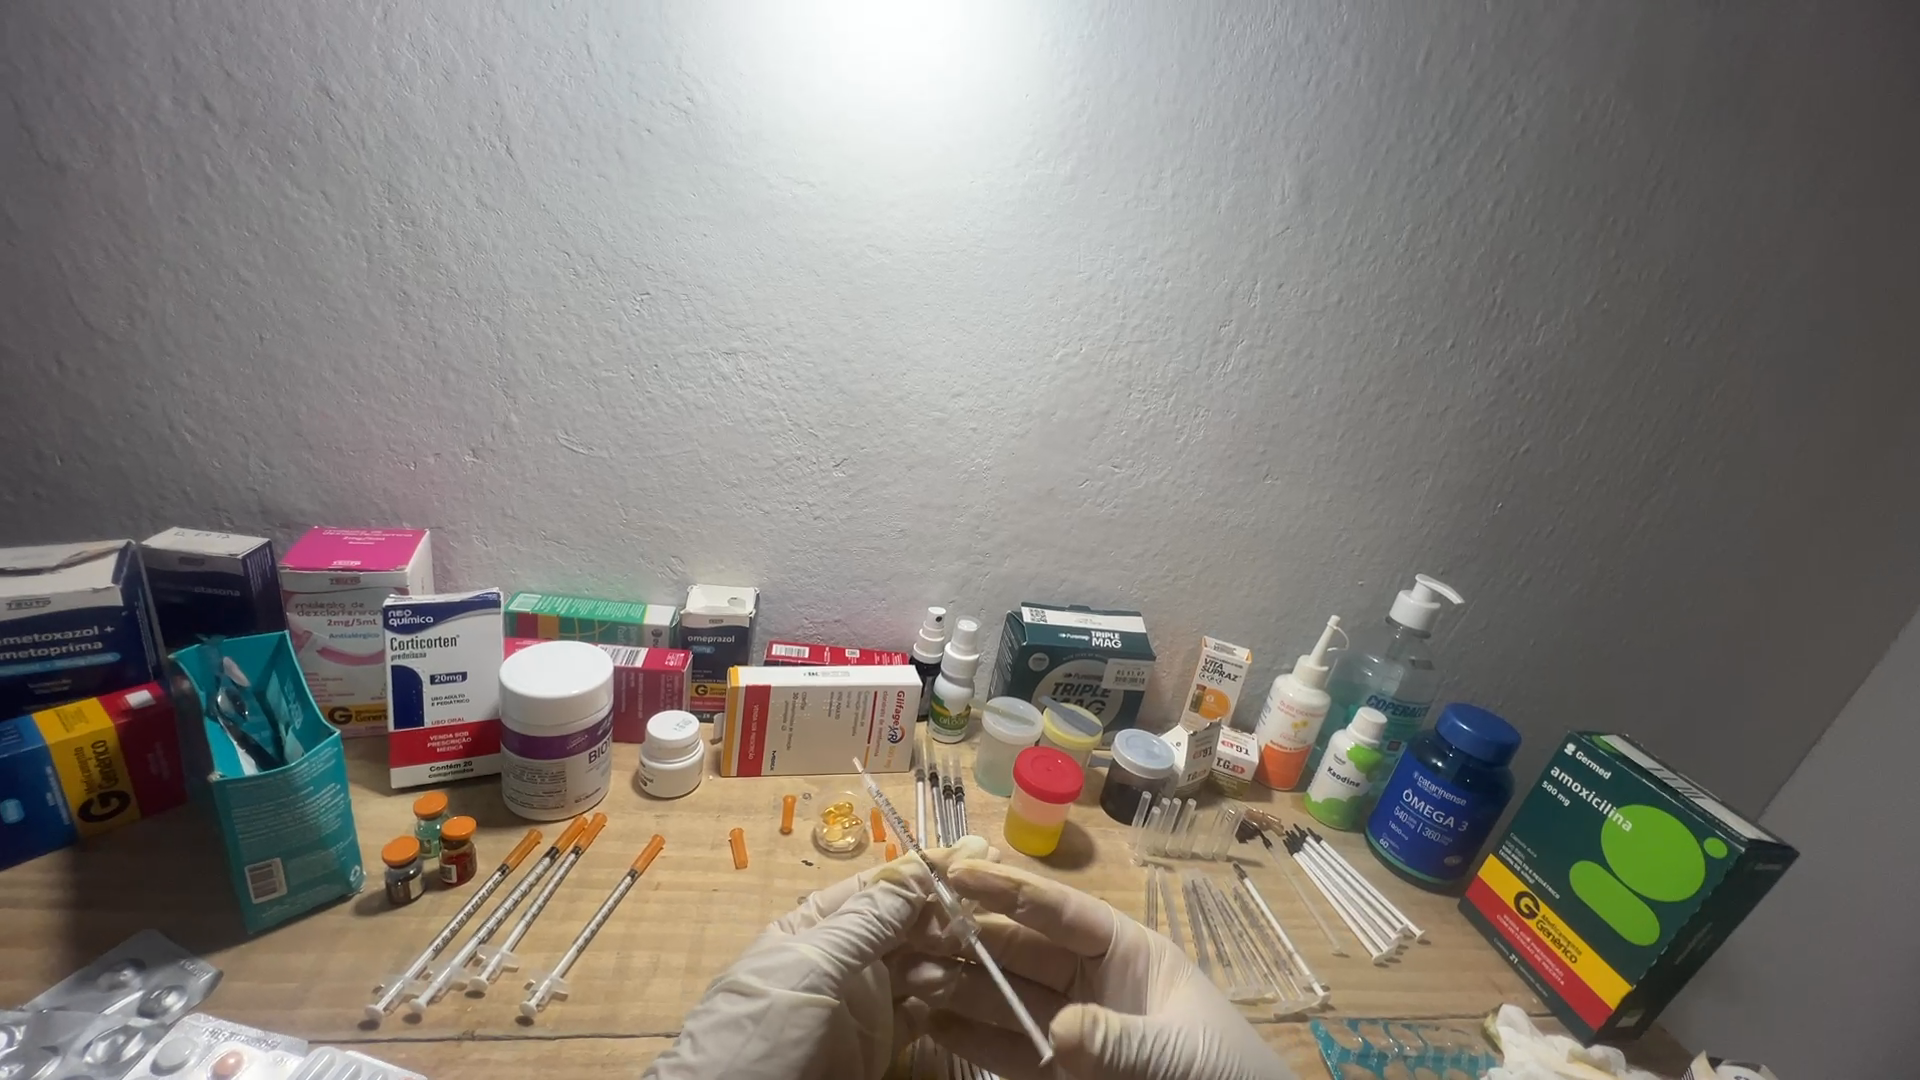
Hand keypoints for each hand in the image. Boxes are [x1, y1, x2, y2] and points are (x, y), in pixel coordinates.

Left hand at [642, 837, 990, 1079]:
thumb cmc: (762, 1029)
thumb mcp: (812, 964)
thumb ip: (870, 919)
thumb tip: (921, 867)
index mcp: (817, 923)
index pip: (879, 886)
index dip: (923, 869)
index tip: (973, 852)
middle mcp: (843, 955)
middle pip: (903, 922)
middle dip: (943, 908)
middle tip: (991, 896)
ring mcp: (861, 1001)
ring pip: (916, 963)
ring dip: (948, 950)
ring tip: (983, 939)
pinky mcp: (877, 1045)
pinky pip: (919, 1010)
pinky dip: (943, 995)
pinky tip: (966, 982)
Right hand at [903, 860, 1293, 1079]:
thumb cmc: (1231, 1077)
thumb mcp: (1181, 1053)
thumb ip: (1120, 1041)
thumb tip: (1056, 1033)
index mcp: (1124, 949)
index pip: (1057, 909)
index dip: (1006, 888)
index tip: (956, 870)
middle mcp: (1090, 980)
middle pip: (1020, 949)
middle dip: (968, 937)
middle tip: (911, 929)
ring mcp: (1071, 1027)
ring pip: (1005, 996)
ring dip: (957, 984)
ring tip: (907, 977)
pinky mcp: (1059, 1076)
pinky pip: (1008, 1050)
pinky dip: (968, 1036)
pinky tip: (929, 1022)